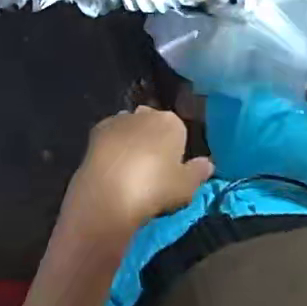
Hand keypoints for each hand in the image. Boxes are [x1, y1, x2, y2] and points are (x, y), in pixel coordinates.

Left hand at [60, 107, 212, 243]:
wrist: (109, 192)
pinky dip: (112, 146)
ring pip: (131, 126)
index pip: (178, 131)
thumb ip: (198, 172)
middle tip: (151, 171)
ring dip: (132, 140)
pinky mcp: (98, 129)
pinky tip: (111, 166)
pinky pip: (111, 135)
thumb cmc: (155, 188)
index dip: (175, 151)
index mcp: (171, 122)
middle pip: (153, 124)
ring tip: (129, 170)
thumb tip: (208, 164)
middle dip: (153, 140)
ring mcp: (120, 118)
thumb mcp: (186, 187)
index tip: (171, 171)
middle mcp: (146, 113)